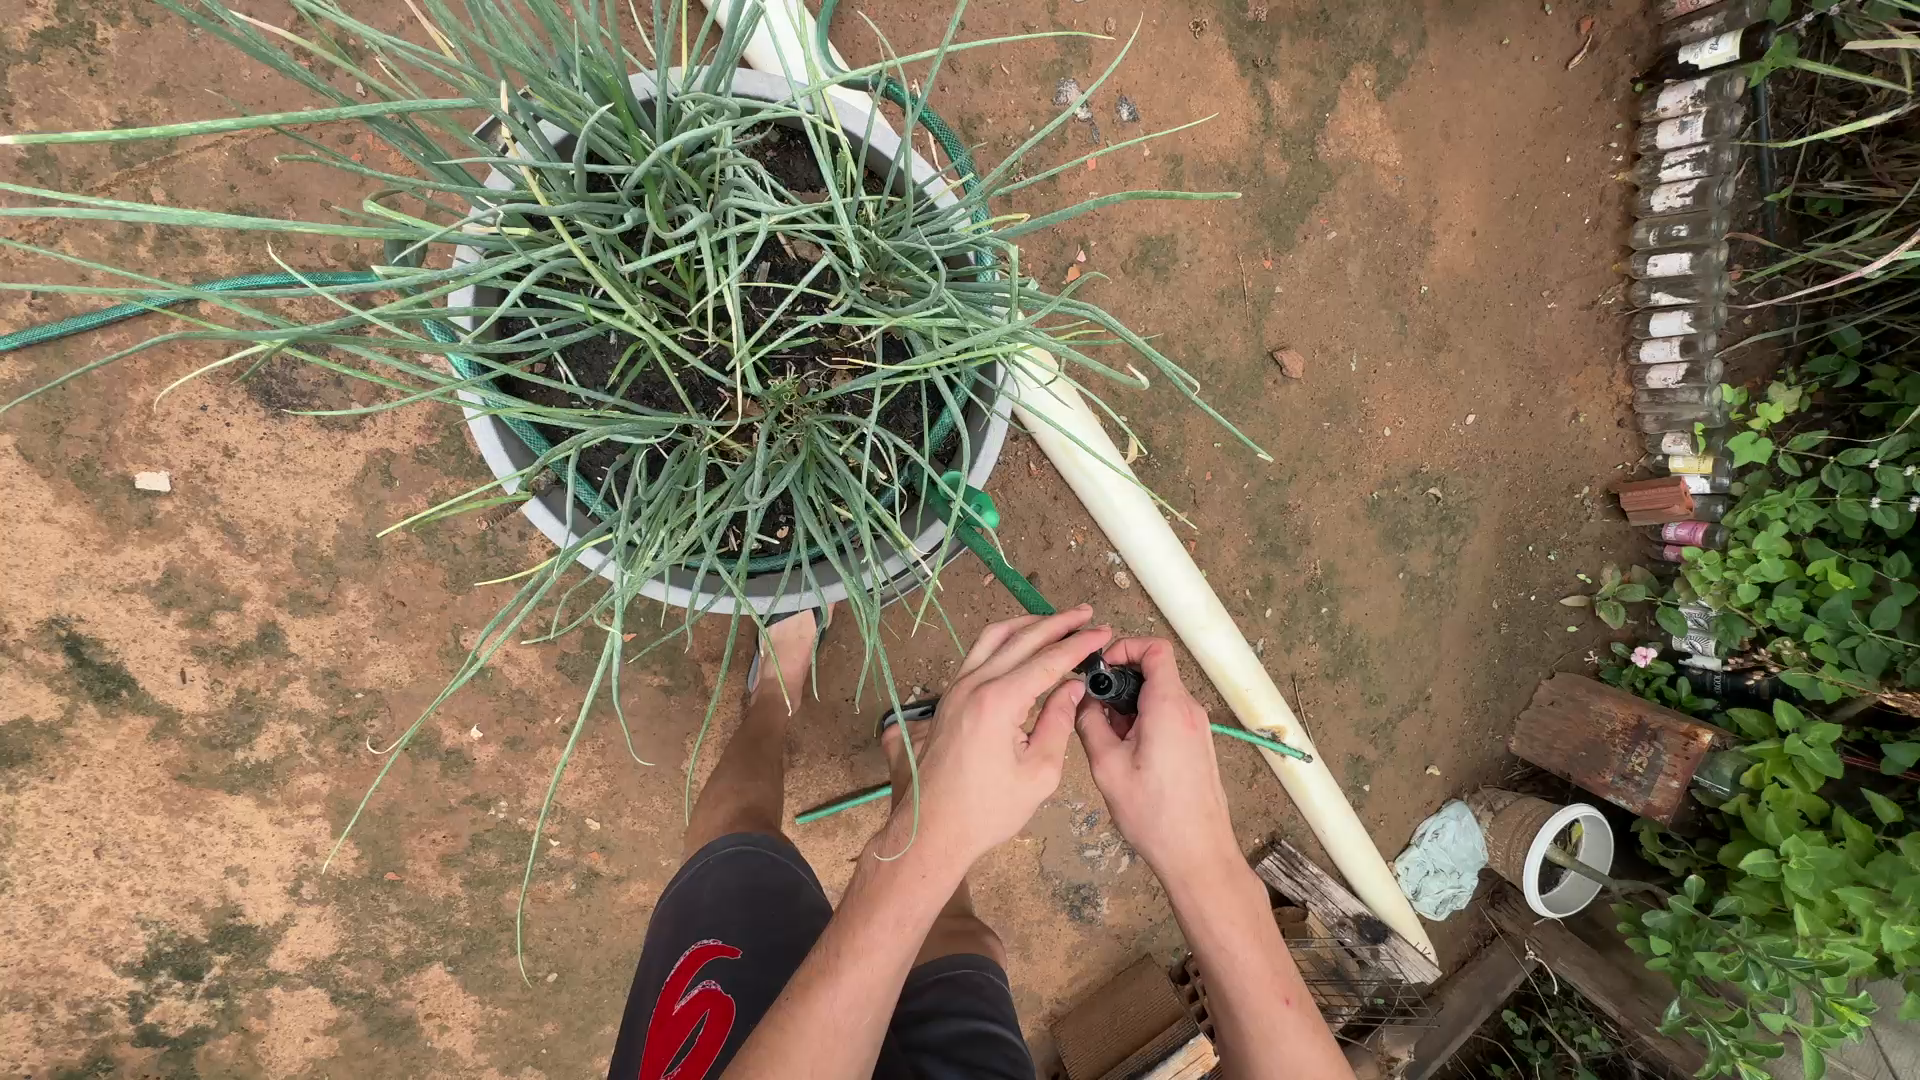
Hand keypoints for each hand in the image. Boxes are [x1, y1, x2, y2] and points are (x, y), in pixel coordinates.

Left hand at [888, 606, 1112, 866]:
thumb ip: (1059, 723)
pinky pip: (977, 653)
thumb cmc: (986, 810)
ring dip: (1027, 624)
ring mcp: (955, 689)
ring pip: (993, 638)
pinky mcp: (948, 698)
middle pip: (1021, 638)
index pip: (1047, 660)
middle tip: (1086, 615)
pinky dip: (1003, 641)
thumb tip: (1072, 687)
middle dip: (1057, 623)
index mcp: (998, 702)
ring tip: (1054, 621)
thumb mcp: (1039, 773)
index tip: (1103, 631)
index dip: (1079, 644)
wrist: (932, 829)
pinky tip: (1019, 645)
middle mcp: (973, 685)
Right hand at [1075, 638, 1240, 883]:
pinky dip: (1145, 722)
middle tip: (1096, 710)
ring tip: (1109, 739)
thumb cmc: (1155, 814)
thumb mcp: (1106, 766)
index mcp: (1169, 707)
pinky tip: (1128, 754)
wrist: (1199, 855)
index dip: (1125, 648)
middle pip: (1155, 672)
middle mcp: (1189, 711)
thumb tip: (1083, 702)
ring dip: (1131, 706)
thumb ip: (1090, 724)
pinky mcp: (1199, 746)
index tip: (1102, 669)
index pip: (1155, 649)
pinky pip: (1169, 717)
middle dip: (1121, 683)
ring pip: (1160, 696)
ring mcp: (1198, 729)